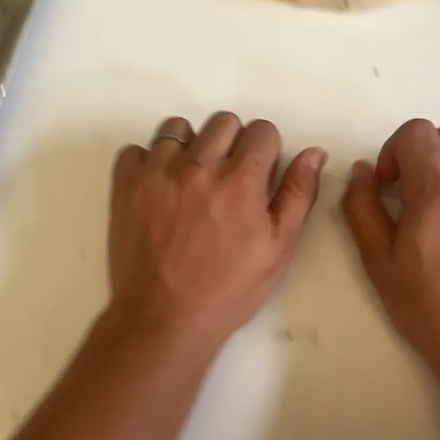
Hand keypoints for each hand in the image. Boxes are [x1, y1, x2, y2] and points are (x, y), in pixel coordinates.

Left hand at [109, 113, 325, 349]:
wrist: (163, 318)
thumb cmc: (229, 290)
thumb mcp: (279, 248)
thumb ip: (298, 195)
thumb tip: (313, 153)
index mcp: (241, 180)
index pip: (262, 130)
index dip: (266, 151)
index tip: (259, 177)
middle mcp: (199, 165)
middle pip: (223, 121)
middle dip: (233, 143)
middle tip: (228, 180)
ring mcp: (158, 172)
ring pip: (178, 128)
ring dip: (190, 147)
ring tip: (192, 181)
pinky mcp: (126, 185)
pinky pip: (136, 150)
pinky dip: (149, 163)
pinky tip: (159, 189)